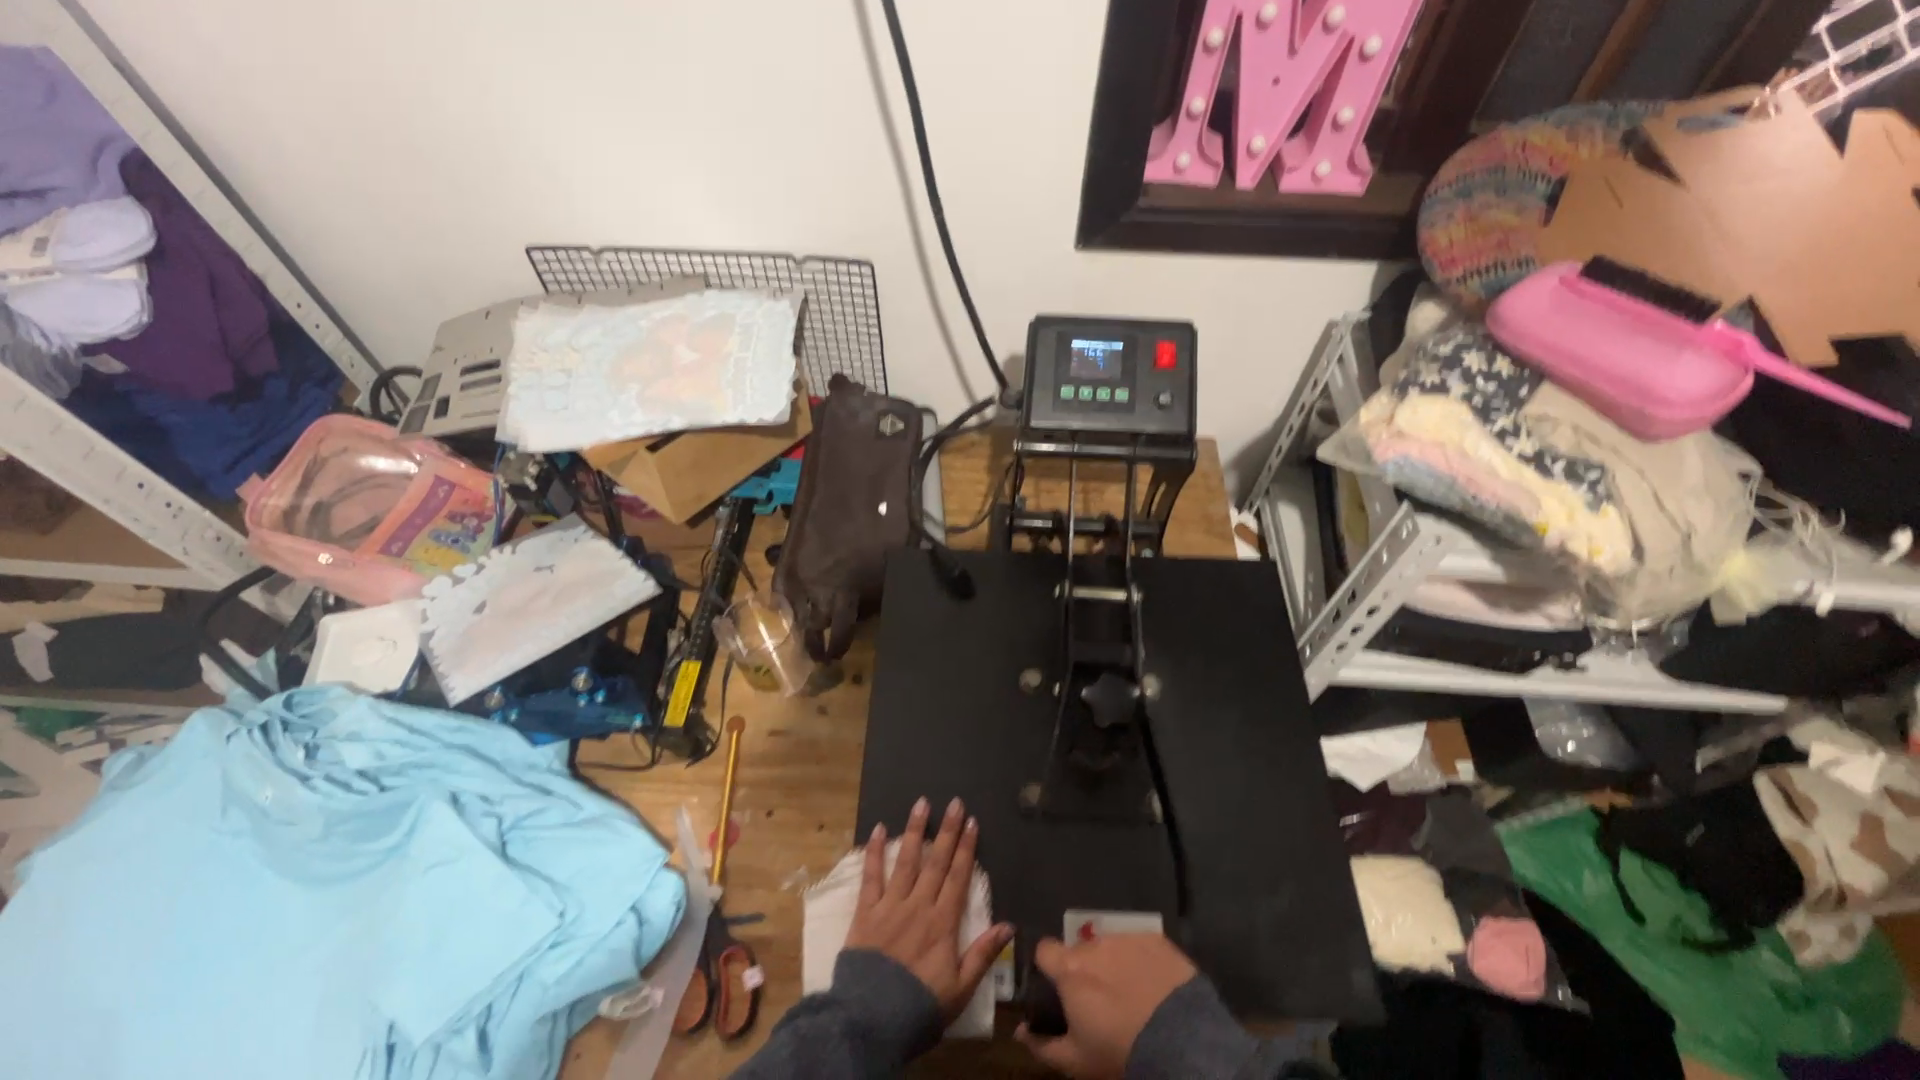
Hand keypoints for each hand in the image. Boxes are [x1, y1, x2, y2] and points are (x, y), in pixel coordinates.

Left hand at [845, 796, 1012, 1022]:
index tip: (972, 822)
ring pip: (905, 861)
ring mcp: (890, 906)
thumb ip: (983, 954)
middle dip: (947, 830)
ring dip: (914, 830)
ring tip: (921, 804)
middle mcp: (918, 906)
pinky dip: (873, 852)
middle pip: (936, 862)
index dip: (967, 848)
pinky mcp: (864, 913)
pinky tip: (877, 830)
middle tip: (954, 803)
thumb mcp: (961, 987)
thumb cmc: (921, 1006)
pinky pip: (870, 877)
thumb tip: (1008, 925)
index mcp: (943, 923)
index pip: (958, 877)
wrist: (872, 1019)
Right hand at [1016, 933, 1197, 1077]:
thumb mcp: (1076, 1060)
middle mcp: (1095, 945)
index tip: (1058, 985)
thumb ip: (1041, 1045)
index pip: (1045, 950)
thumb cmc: (1120, 1051)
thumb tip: (1020, 1031)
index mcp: (1070, 970)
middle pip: (1080, 950)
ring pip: (1111, 947)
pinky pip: (1140, 945)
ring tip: (1130, 991)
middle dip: (1085, 968)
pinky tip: (1153, 984)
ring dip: (1113, 963)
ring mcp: (1128, 938)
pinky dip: (1141, 960)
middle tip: (1099, 997)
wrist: (1182, 1043)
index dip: (1048, 966)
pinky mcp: (1157, 940)